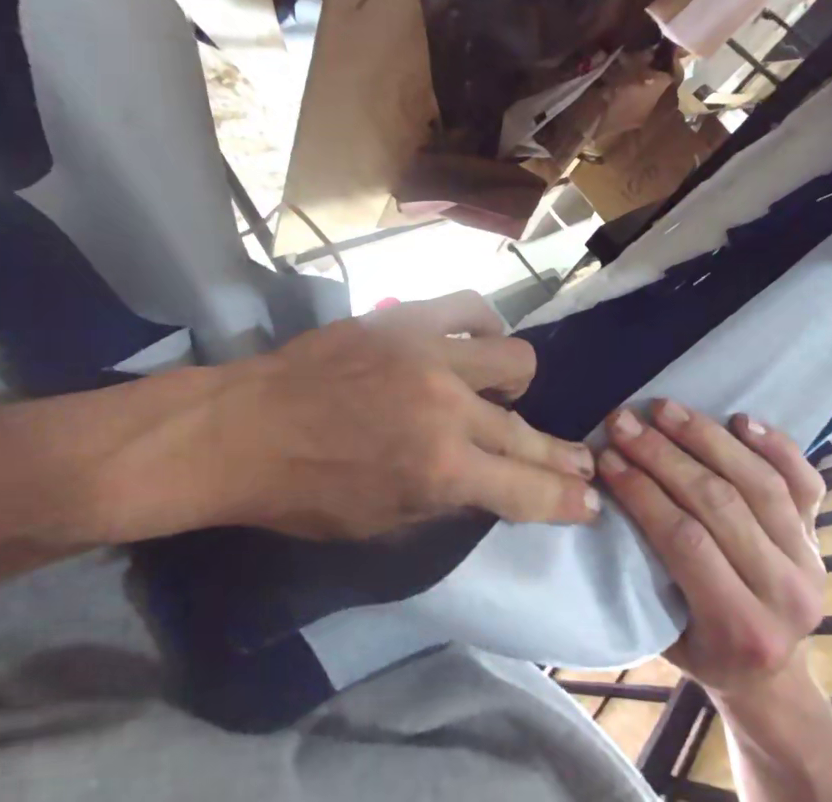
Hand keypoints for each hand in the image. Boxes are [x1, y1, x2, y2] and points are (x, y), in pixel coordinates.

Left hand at [85, 292, 600, 541]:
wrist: (242, 428)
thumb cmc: (302, 492)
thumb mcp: (380, 524)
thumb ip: (444, 502)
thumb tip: (484, 483)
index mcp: (442, 470)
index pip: (528, 489)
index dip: (566, 500)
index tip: (589, 501)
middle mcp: (450, 407)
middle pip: (528, 431)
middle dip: (561, 456)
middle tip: (578, 462)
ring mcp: (430, 353)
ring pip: (514, 358)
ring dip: (517, 385)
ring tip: (502, 393)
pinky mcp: (406, 318)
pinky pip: (470, 308)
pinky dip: (483, 328)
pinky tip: (475, 342)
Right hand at [598, 400, 826, 697]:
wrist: (769, 672)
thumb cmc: (700, 649)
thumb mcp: (662, 630)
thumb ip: (642, 570)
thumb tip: (605, 495)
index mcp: (742, 630)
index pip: (686, 542)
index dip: (643, 493)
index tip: (607, 457)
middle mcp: (787, 593)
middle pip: (721, 503)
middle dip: (664, 455)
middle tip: (624, 423)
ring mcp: (811, 559)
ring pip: (759, 482)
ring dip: (706, 437)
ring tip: (665, 410)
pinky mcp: (821, 534)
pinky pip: (803, 480)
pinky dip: (774, 444)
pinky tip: (738, 418)